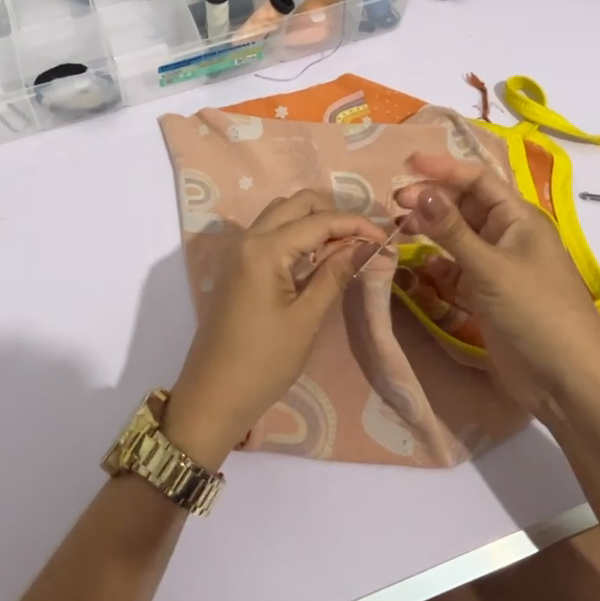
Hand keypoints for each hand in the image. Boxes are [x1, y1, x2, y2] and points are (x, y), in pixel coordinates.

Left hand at [164, 191, 384, 468]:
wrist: (212, 396)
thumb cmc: (263, 362)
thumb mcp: (306, 319)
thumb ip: (335, 274)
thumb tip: (368, 246)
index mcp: (264, 249)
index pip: (319, 221)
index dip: (356, 224)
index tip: (386, 238)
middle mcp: (248, 238)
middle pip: (297, 204)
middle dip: (334, 214)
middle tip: (364, 241)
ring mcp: (240, 251)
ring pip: (282, 214)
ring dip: (313, 221)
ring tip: (344, 248)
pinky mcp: (238, 266)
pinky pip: (270, 232)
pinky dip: (296, 234)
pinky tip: (317, 258)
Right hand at [393, 153, 599, 425]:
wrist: (567, 385)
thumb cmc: (537, 314)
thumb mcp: (491, 268)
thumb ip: (451, 230)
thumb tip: (419, 191)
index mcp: (519, 219)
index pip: (478, 180)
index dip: (444, 169)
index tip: (406, 164)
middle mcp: (508, 236)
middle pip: (464, 206)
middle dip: (432, 200)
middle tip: (395, 203)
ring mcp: (497, 268)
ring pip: (457, 238)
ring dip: (430, 231)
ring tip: (397, 227)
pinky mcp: (486, 297)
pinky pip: (455, 270)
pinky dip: (436, 265)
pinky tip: (416, 266)